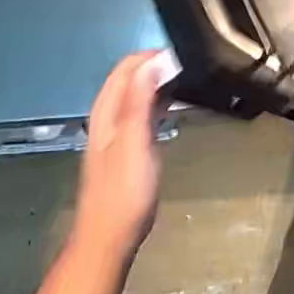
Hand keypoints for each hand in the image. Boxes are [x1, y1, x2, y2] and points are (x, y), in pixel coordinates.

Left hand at [74, 50, 167, 255]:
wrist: (109, 238)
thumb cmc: (124, 192)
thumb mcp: (134, 143)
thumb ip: (140, 102)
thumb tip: (151, 63)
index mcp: (106, 113)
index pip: (125, 69)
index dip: (151, 56)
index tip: (181, 56)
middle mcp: (107, 118)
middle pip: (128, 79)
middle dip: (154, 65)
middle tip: (187, 65)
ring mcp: (115, 134)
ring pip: (134, 95)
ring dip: (156, 82)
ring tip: (184, 79)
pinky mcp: (125, 149)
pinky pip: (140, 112)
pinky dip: (156, 102)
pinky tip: (172, 107)